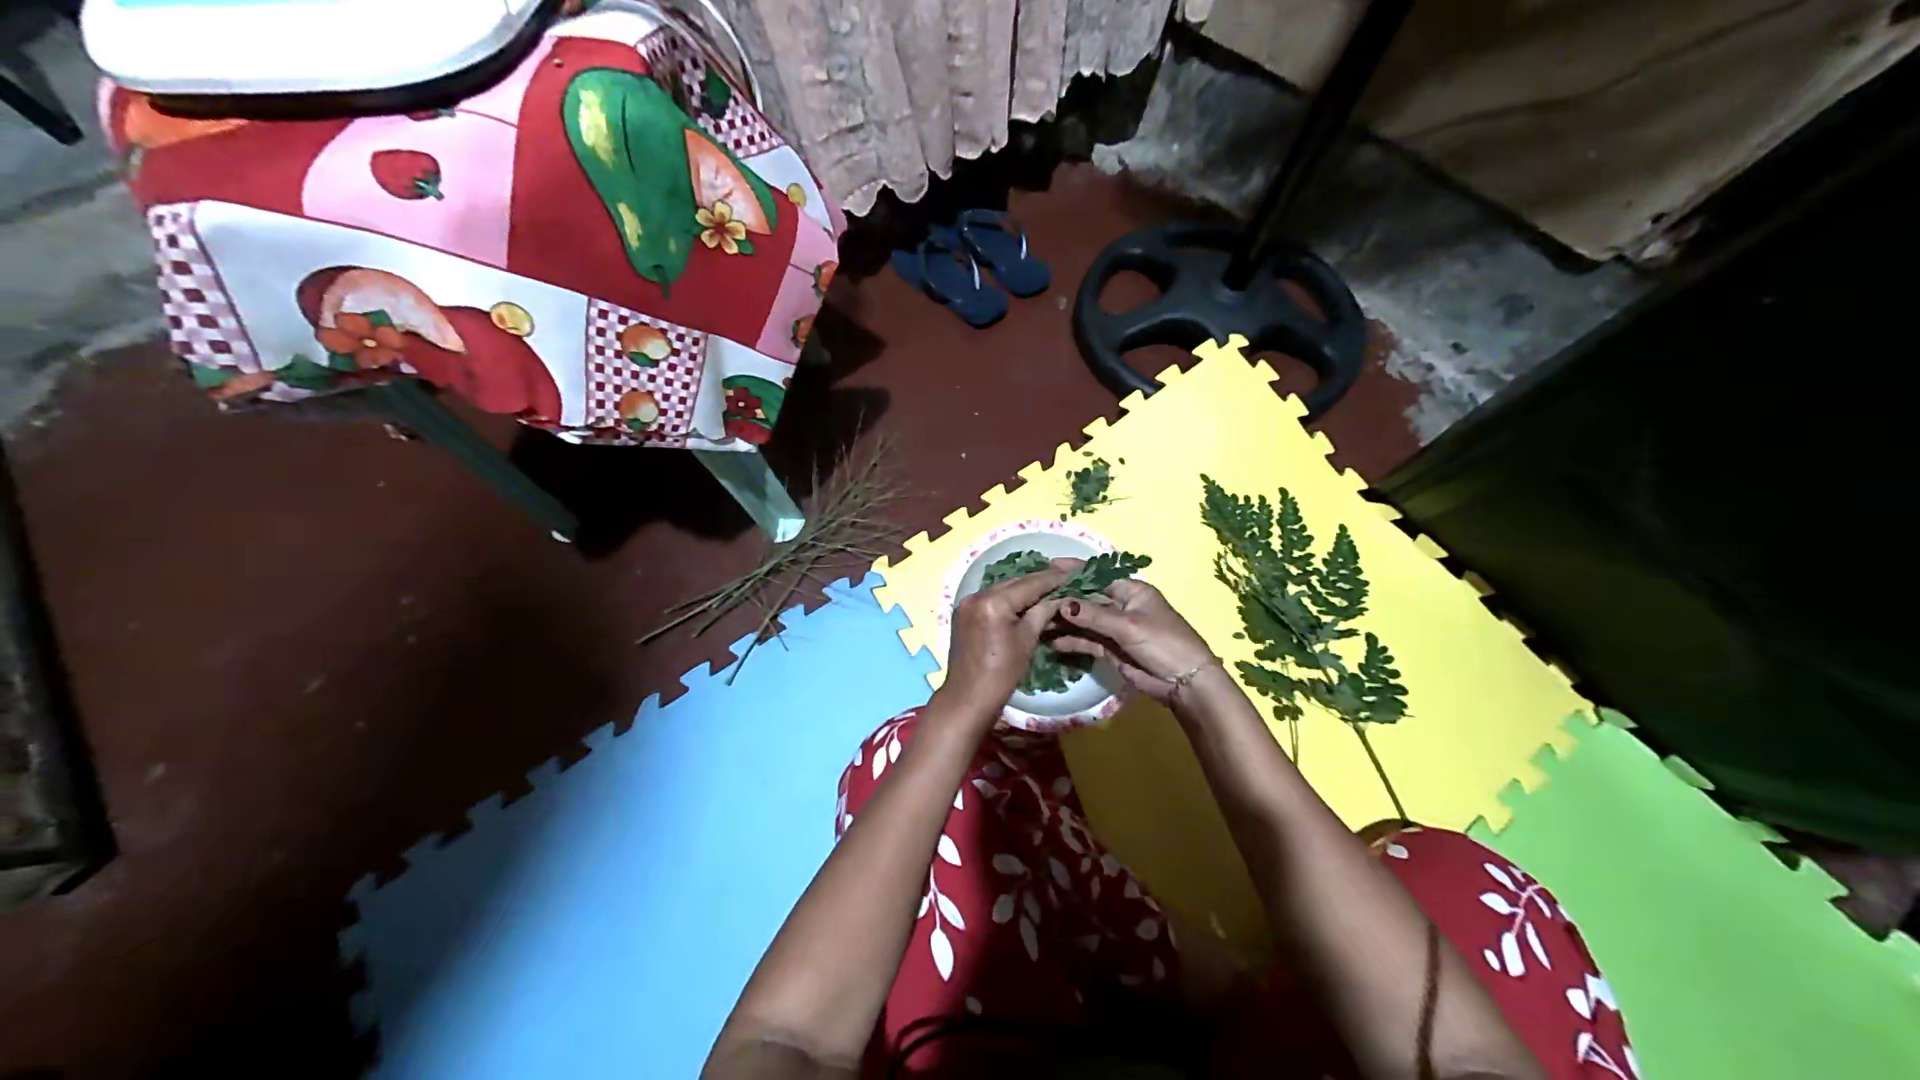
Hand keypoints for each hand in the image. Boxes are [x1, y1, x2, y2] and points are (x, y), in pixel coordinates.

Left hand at [940, 562, 1071, 716]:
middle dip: (1037, 581)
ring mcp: (967, 603)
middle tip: (1062, 579)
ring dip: (1022, 589)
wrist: (968, 697)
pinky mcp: (963, 612)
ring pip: (1001, 588)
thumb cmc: (1002, 673)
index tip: (1072, 572)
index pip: (1030, 584)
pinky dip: (1007, 598)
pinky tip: (1022, 602)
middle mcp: (977, 595)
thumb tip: (1058, 597)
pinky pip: (990, 598)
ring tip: (1046, 589)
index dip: (1052, 578)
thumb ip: (1042, 612)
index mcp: (994, 602)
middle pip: (1014, 582)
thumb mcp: (1027, 640)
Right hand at [1051, 569, 1216, 702]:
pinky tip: (1051, 642)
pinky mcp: (1110, 648)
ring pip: (1083, 621)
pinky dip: (1070, 641)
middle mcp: (1120, 605)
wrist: (1184, 682)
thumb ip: (1094, 615)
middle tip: (1033, 599)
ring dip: (1062, 622)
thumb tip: (1062, 604)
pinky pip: (1085, 640)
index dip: (1073, 571)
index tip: (1047, 567)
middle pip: (1086, 599)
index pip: (1096, 576)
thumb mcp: (1128, 626)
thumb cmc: (1163, 643)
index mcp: (1130, 590)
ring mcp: (1114, 628)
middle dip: (1062, 599)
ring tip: (1036, 622)